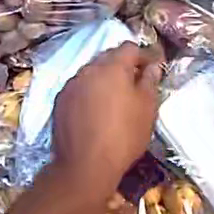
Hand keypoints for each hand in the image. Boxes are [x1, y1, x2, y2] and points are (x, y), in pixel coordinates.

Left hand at [47, 43, 163, 200]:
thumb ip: (150, 82)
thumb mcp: (147, 109)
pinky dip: (90, 92)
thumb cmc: (123, 136)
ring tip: (116, 97)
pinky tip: (96, 110)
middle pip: (108, 57)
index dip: (144, 55)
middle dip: (123, 64)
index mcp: (112, 66)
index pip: (130, 48)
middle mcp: (88, 69)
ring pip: (92, 72)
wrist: (85, 166)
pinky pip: (79, 88)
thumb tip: (152, 67)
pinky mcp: (60, 101)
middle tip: (137, 81)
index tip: (154, 67)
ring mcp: (71, 84)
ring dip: (105, 79)